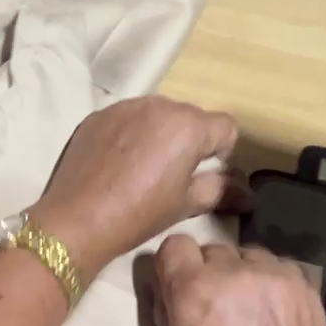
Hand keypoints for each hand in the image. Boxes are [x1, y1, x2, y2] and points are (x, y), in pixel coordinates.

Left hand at [31, 97, 240, 275]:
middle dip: (190, 142)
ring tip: (144, 171)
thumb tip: (248, 194)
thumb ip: (220, 191)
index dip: (223, 153)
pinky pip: (128, 119)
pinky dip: (131, 135)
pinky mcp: (98, 115)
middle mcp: (160, 105)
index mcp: (188, 126)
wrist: (77, 220)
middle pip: (191, 118)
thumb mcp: (184, 206)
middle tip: (173, 177)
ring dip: (160, 136)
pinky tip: (118, 165)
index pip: (226, 127)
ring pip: (158, 115)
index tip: (205, 175)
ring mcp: (125, 106)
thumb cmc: (138, 215)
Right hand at [151, 236, 325, 325]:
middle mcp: (232, 272)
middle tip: (218, 305)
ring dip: (243, 273)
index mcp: (192, 291)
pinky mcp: (303, 282)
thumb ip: (166, 309)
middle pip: (212, 249)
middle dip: (211, 272)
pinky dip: (271, 281)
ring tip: (250, 308)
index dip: (176, 264)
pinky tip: (274, 311)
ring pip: (247, 254)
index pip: (175, 244)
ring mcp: (272, 273)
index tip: (181, 284)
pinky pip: (278, 266)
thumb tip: (165, 282)